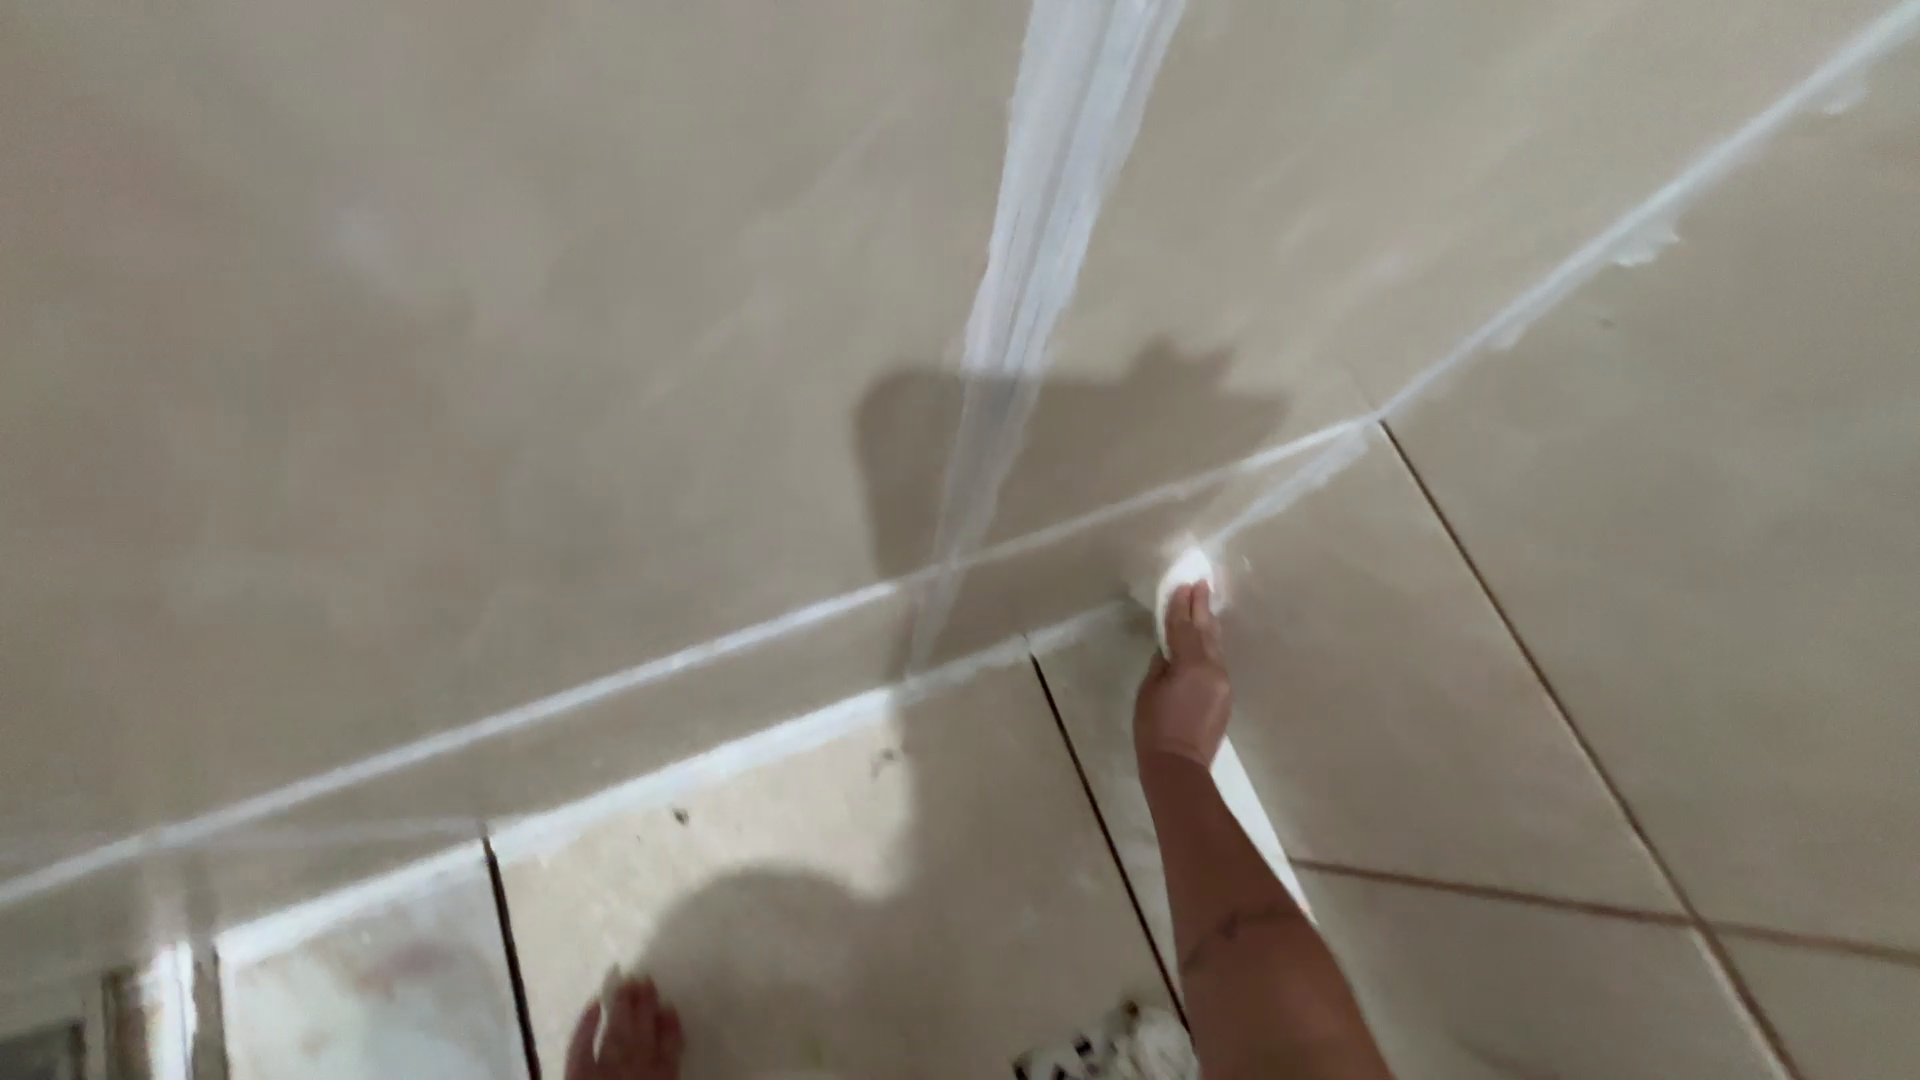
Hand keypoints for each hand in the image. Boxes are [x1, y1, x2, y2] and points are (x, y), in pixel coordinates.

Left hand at [566, 977, 683, 1079]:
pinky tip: (593, 1005)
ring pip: (618, 1033)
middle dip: (644, 1006)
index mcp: (662, 1078)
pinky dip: (586, 1027)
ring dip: (622, 1007)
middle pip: (643, 1031)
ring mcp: (607, 1071)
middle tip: (644, 979)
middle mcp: (638, 1069)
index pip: (670, 1045)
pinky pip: (581, 1048)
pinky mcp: (579, 1077)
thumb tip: (670, 1053)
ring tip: (626, 983)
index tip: (669, 1005)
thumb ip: (667, 1072)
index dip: (670, 1024)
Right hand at [1133, 580, 1231, 771]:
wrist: (1179, 767)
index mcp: (1192, 665)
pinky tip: (1203, 641)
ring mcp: (1223, 683)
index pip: (1184, 627)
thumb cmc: (1153, 727)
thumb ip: (1162, 664)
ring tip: (1203, 606)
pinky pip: (1215, 663)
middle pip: (1206, 632)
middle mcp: (1214, 669)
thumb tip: (1170, 651)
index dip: (1181, 606)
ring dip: (1207, 626)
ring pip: (1215, 647)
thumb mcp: (1149, 689)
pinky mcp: (1225, 696)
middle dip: (1201, 608)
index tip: (1183, 584)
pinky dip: (1208, 648)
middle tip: (1201, 584)